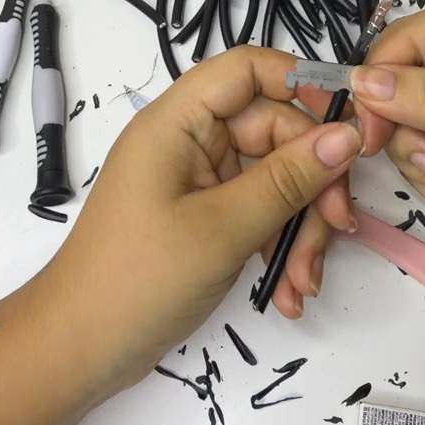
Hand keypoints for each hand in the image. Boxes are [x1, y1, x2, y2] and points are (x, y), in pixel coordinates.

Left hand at [30, 45, 362, 395]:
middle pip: (273, 131)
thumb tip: (346, 137)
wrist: (78, 353)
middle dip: (311, 182)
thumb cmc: (136, 280)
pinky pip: (259, 211)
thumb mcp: (221, 229)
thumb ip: (288, 180)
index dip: (301, 84)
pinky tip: (288, 290)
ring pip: (274, 177)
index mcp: (178, 121)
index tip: (346, 124)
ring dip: (300, 226)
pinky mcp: (206, 214)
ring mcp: (200, 179)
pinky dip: (280, 245)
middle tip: (338, 225)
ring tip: (305, 279)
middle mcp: (191, 140)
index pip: (247, 70)